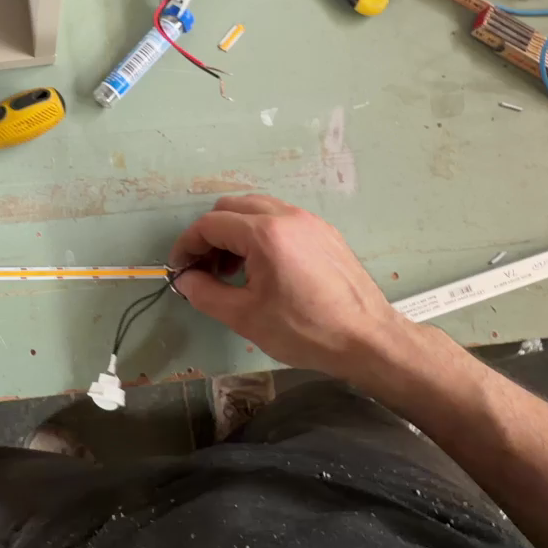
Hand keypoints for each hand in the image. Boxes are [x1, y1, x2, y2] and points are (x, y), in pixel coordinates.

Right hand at [169, 194, 432, 380]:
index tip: (179, 269)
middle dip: (210, 235)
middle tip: (205, 268)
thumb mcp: (245, 317)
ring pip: (256, 209)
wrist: (369, 340)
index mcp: (264, 233)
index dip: (187, 245)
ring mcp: (308, 220)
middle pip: (231, 207)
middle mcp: (285, 215)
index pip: (210, 225)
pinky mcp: (324, 231)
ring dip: (235, 232)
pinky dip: (261, 233)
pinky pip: (280, 218)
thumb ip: (206, 293)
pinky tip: (264, 268)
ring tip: (233, 270)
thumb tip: (185, 279)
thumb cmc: (304, 330)